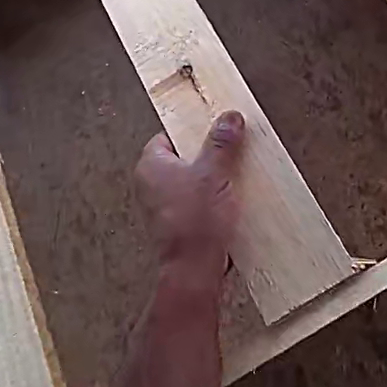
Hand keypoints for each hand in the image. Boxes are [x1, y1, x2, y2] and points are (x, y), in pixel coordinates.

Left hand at [134, 111, 245, 277]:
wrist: (195, 269)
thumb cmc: (195, 220)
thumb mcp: (213, 172)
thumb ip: (221, 142)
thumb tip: (229, 117)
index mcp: (150, 166)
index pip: (169, 136)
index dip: (194, 132)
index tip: (217, 131)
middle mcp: (150, 186)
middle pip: (183, 158)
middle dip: (208, 157)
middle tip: (231, 153)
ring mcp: (163, 207)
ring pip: (192, 182)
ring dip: (213, 180)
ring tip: (235, 177)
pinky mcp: (179, 224)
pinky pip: (197, 203)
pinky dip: (213, 200)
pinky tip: (232, 200)